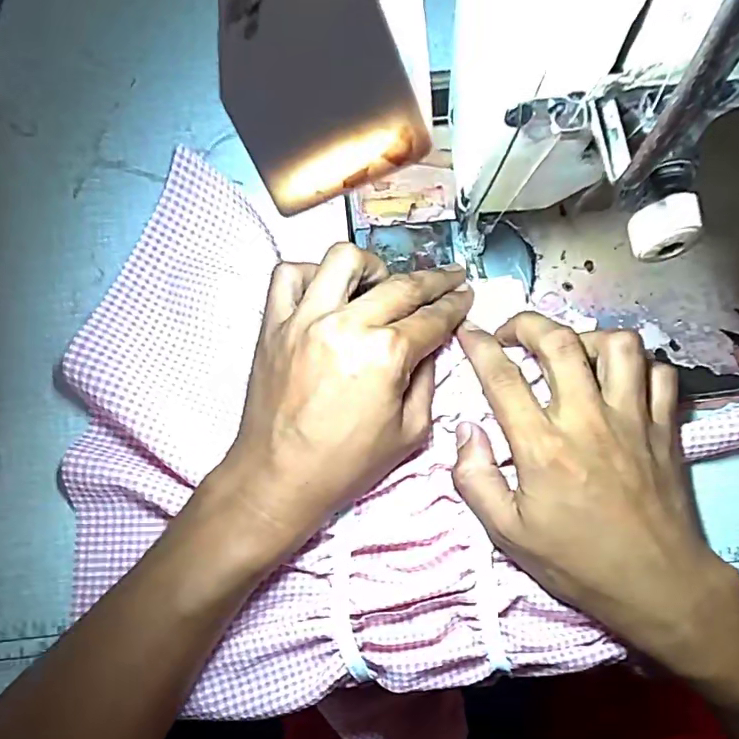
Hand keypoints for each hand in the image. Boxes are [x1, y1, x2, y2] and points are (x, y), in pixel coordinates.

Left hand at [209, 244, 471, 554]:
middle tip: (449, 277)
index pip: (432, 318)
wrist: (281, 478)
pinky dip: (313, 273)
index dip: (455, 305)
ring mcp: (304, 320)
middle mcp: (346, 326)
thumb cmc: (347, 464)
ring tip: (384, 283)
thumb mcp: (410, 431)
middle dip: (434, 279)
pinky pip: (289, 275)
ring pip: (344, 260)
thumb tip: (430, 346)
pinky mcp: (273, 325)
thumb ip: (426, 381)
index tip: (466, 294)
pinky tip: (330, 291)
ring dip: (374, 267)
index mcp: (386, 356)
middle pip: (401, 284)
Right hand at [453, 313, 738, 660]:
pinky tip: (623, 381)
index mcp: (542, 447)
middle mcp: (588, 419)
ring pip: (619, 345)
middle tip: (515, 334)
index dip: (479, 346)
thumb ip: (475, 479)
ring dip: (590, 337)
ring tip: (574, 353)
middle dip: (529, 323)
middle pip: (559, 342)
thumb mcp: (509, 535)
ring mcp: (633, 419)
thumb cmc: (578, 563)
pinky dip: (640, 366)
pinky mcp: (666, 428)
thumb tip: (467, 431)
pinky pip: (660, 374)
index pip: (503, 377)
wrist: (655, 583)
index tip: (469, 332)